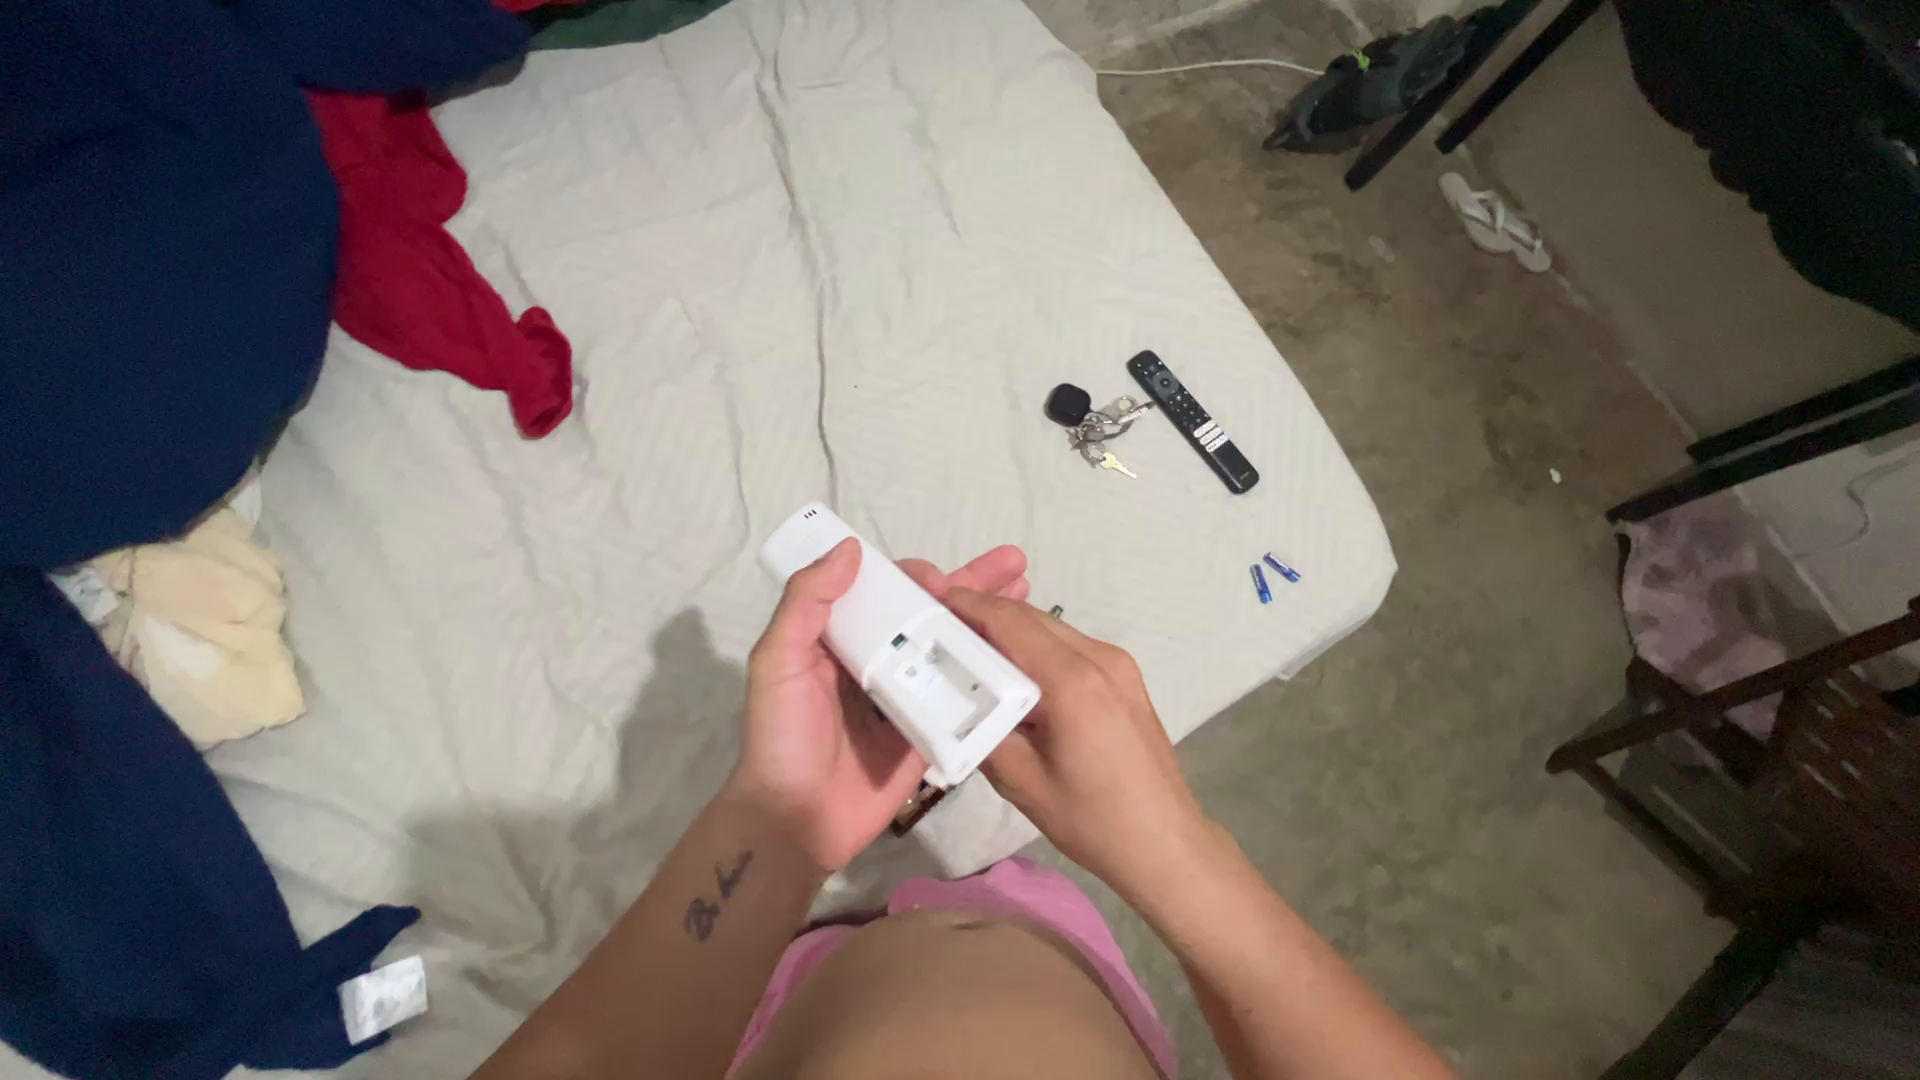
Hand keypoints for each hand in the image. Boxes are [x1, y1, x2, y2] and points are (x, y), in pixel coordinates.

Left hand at [735, 539, 1030, 872]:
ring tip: (1029, 593)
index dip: (918, 578)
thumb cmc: (781, 737)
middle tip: (1013, 564)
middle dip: (973, 586)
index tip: (942, 577)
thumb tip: (852, 549)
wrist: (796, 820)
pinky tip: (1026, 658)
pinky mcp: (930, 730)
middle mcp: (880, 660)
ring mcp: (910, 695)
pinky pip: (965, 696)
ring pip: (955, 648)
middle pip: (932, 613)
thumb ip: (805, 604)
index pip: (888, 593)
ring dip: (991, 621)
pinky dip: (995, 675)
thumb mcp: (777, 662)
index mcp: (844, 638)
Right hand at [943, 588, 1215, 897]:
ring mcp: (1119, 666)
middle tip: (944, 622)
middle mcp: (1101, 660)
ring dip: (1013, 629)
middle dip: (987, 613)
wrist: (1165, 843)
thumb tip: (955, 704)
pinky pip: (1072, 646)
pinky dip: (1038, 647)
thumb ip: (984, 733)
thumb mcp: (1022, 783)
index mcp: (1073, 682)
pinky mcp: (1126, 678)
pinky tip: (1016, 670)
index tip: (935, 601)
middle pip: (1034, 619)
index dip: (971, 606)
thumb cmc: (1093, 819)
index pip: (1012, 624)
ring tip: (973, 644)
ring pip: (1054, 629)